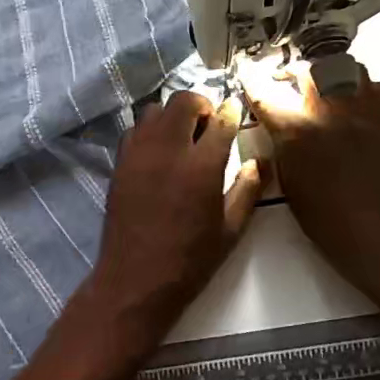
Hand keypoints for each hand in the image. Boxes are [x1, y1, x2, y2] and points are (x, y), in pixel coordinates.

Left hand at [76, 92, 265, 346]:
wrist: (136, 277)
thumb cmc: (190, 259)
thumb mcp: (231, 229)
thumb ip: (247, 189)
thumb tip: (260, 161)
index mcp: (202, 166)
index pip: (220, 121)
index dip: (231, 111)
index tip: (234, 111)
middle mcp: (168, 149)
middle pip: (183, 102)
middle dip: (200, 106)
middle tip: (208, 125)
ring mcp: (139, 153)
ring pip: (154, 110)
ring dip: (172, 116)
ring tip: (181, 137)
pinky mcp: (119, 162)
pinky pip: (134, 129)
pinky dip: (149, 130)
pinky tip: (157, 152)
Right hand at [240, 59, 379, 352]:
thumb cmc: (328, 220)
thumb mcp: (287, 181)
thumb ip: (279, 145)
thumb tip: (276, 128)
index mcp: (296, 130)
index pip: (263, 91)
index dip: (251, 80)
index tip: (246, 74)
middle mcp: (328, 111)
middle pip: (306, 69)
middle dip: (291, 73)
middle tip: (284, 83)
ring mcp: (361, 111)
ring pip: (344, 67)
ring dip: (327, 73)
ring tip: (320, 86)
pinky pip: (374, 87)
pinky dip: (362, 88)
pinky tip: (354, 103)